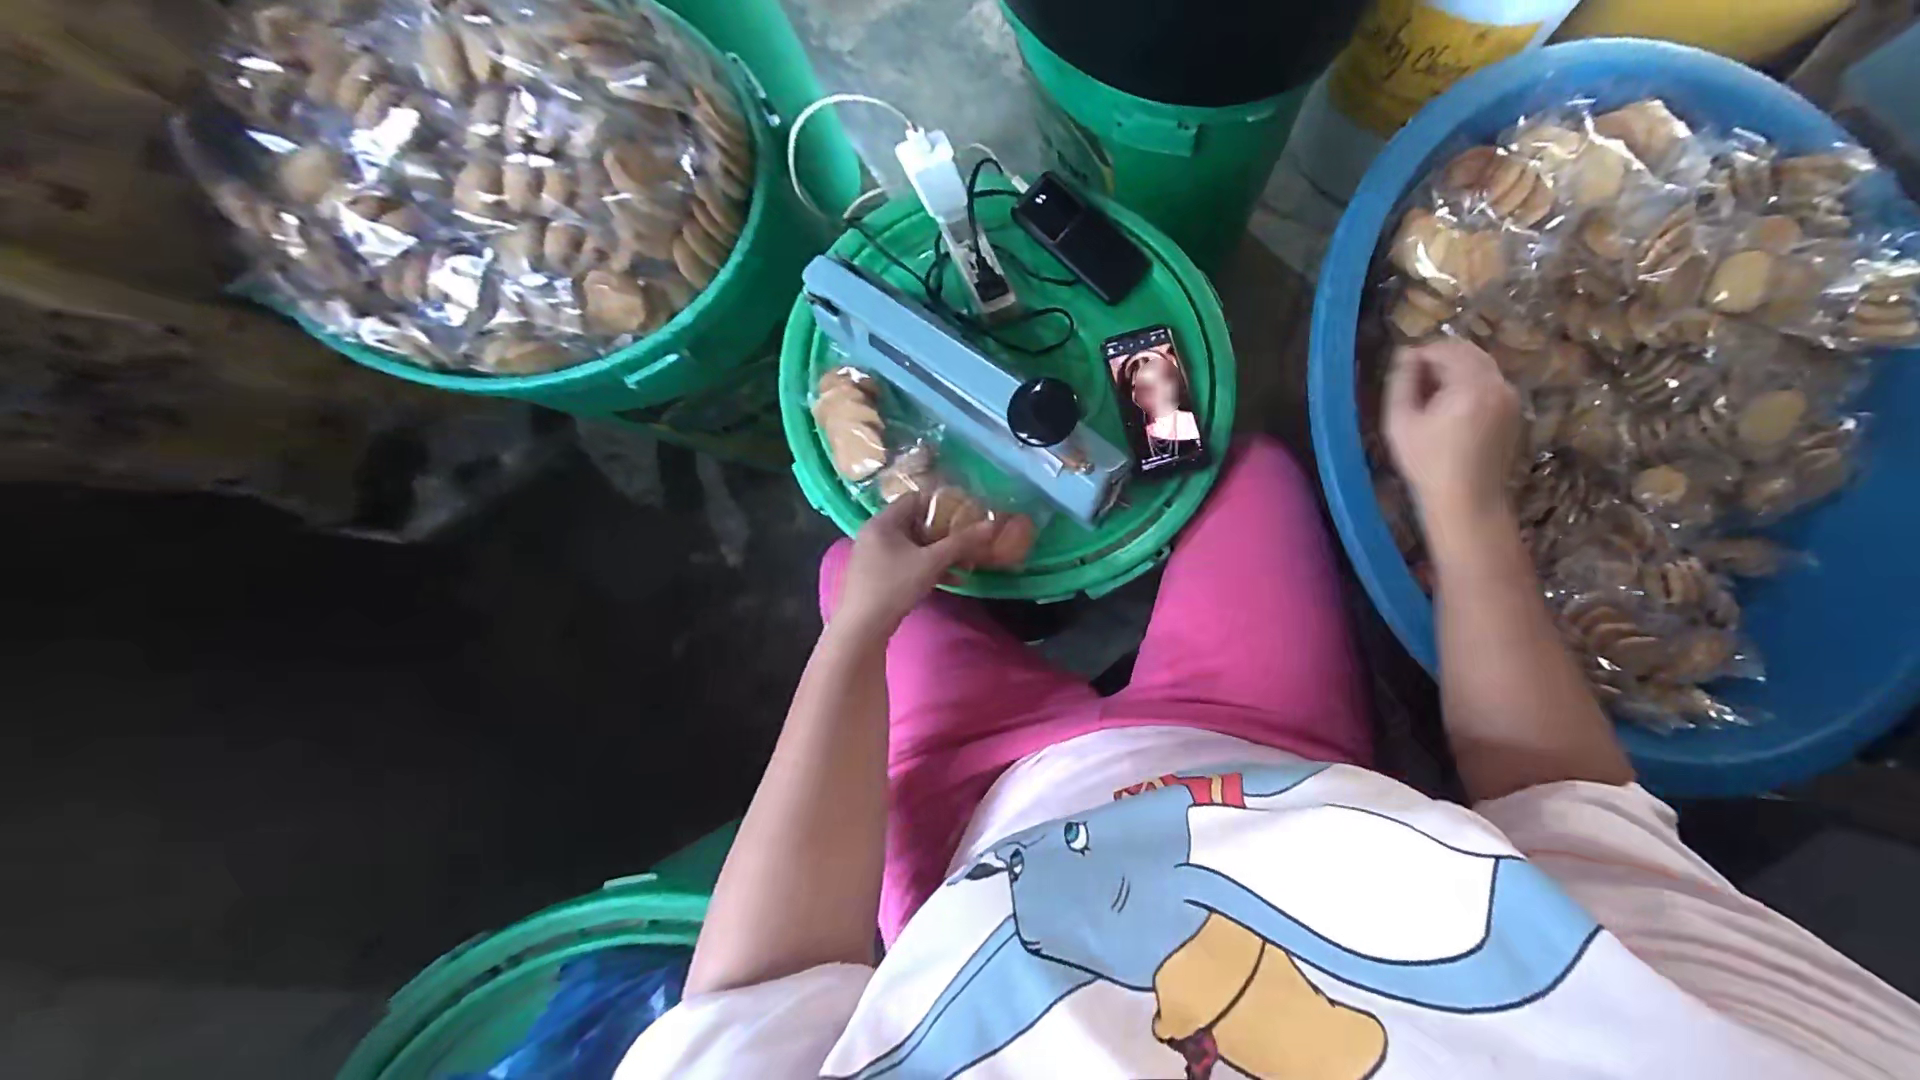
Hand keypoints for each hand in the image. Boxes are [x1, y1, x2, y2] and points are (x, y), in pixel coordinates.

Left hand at [834, 494, 996, 637]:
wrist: (862, 627)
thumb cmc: (895, 586)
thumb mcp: (932, 562)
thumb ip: (961, 542)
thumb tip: (991, 525)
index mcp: (883, 522)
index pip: (914, 498)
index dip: (940, 503)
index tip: (963, 514)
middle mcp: (874, 533)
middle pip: (915, 523)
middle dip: (944, 533)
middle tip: (967, 540)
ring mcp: (872, 555)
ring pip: (912, 546)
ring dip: (938, 553)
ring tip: (965, 563)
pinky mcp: (875, 575)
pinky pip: (905, 562)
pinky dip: (926, 567)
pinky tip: (951, 581)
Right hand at [1383, 339, 1521, 528]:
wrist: (1467, 498)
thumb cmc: (1426, 462)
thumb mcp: (1400, 422)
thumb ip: (1402, 383)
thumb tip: (1404, 355)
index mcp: (1472, 385)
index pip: (1447, 350)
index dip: (1421, 353)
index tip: (1399, 366)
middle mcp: (1498, 385)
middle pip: (1470, 353)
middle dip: (1439, 358)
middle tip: (1412, 378)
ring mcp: (1511, 398)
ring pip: (1481, 367)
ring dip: (1454, 371)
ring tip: (1427, 394)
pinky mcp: (1513, 412)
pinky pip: (1489, 384)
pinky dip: (1468, 384)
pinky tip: (1447, 408)